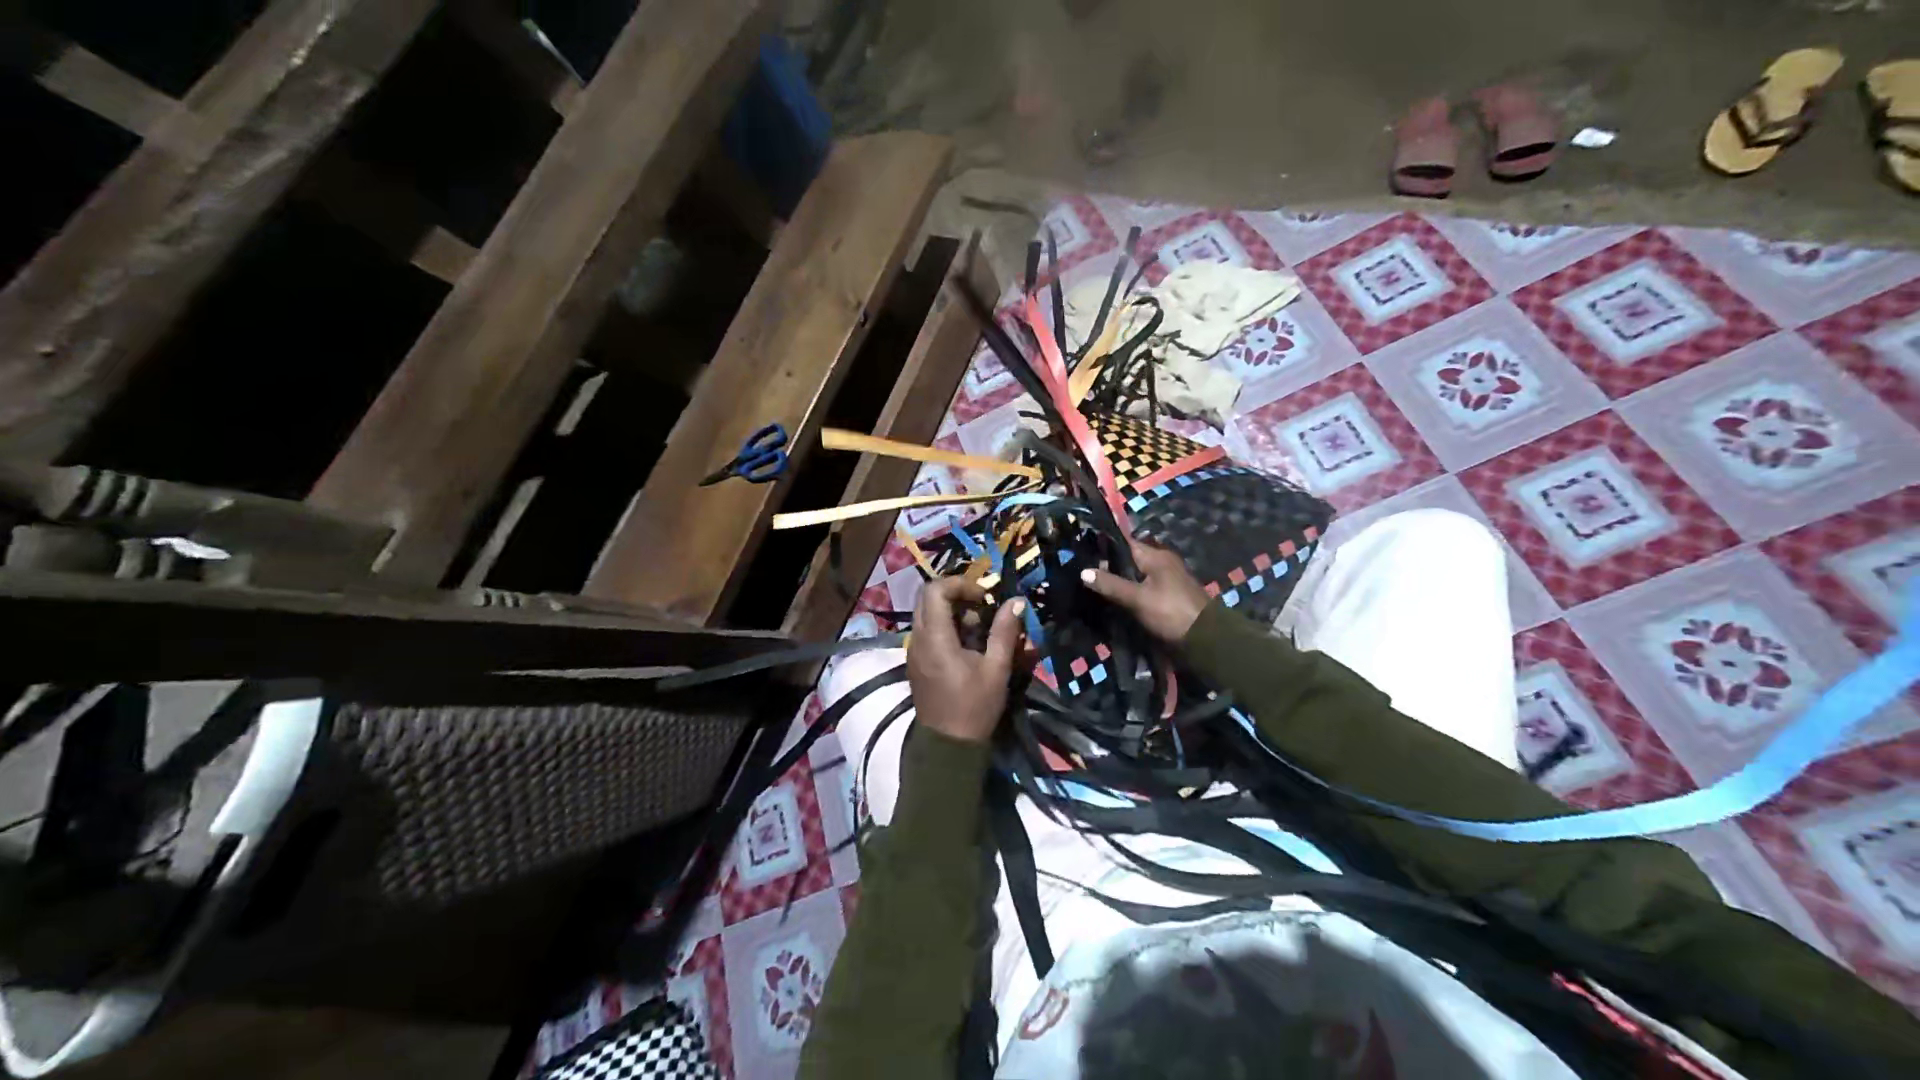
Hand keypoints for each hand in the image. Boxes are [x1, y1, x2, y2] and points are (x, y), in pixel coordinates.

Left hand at [908, 578, 1026, 743]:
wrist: (948, 747)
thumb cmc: (974, 707)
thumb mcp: (996, 669)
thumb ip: (1005, 632)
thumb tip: (1016, 602)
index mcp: (935, 638)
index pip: (935, 590)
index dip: (960, 584)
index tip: (984, 596)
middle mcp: (917, 639)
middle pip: (928, 599)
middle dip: (956, 596)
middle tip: (982, 608)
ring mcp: (913, 651)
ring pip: (926, 615)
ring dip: (952, 613)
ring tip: (980, 629)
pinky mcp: (916, 662)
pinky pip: (927, 632)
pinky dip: (946, 628)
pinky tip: (968, 646)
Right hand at [1080, 540, 1210, 643]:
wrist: (1205, 638)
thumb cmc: (1171, 611)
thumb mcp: (1137, 598)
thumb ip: (1111, 584)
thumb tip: (1083, 571)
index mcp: (1156, 556)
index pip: (1125, 543)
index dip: (1105, 547)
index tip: (1083, 553)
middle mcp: (1162, 563)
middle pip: (1130, 560)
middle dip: (1110, 567)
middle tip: (1085, 575)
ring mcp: (1167, 580)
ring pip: (1136, 575)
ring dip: (1120, 581)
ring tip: (1094, 588)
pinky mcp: (1168, 596)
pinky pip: (1143, 588)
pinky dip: (1130, 592)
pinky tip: (1115, 600)